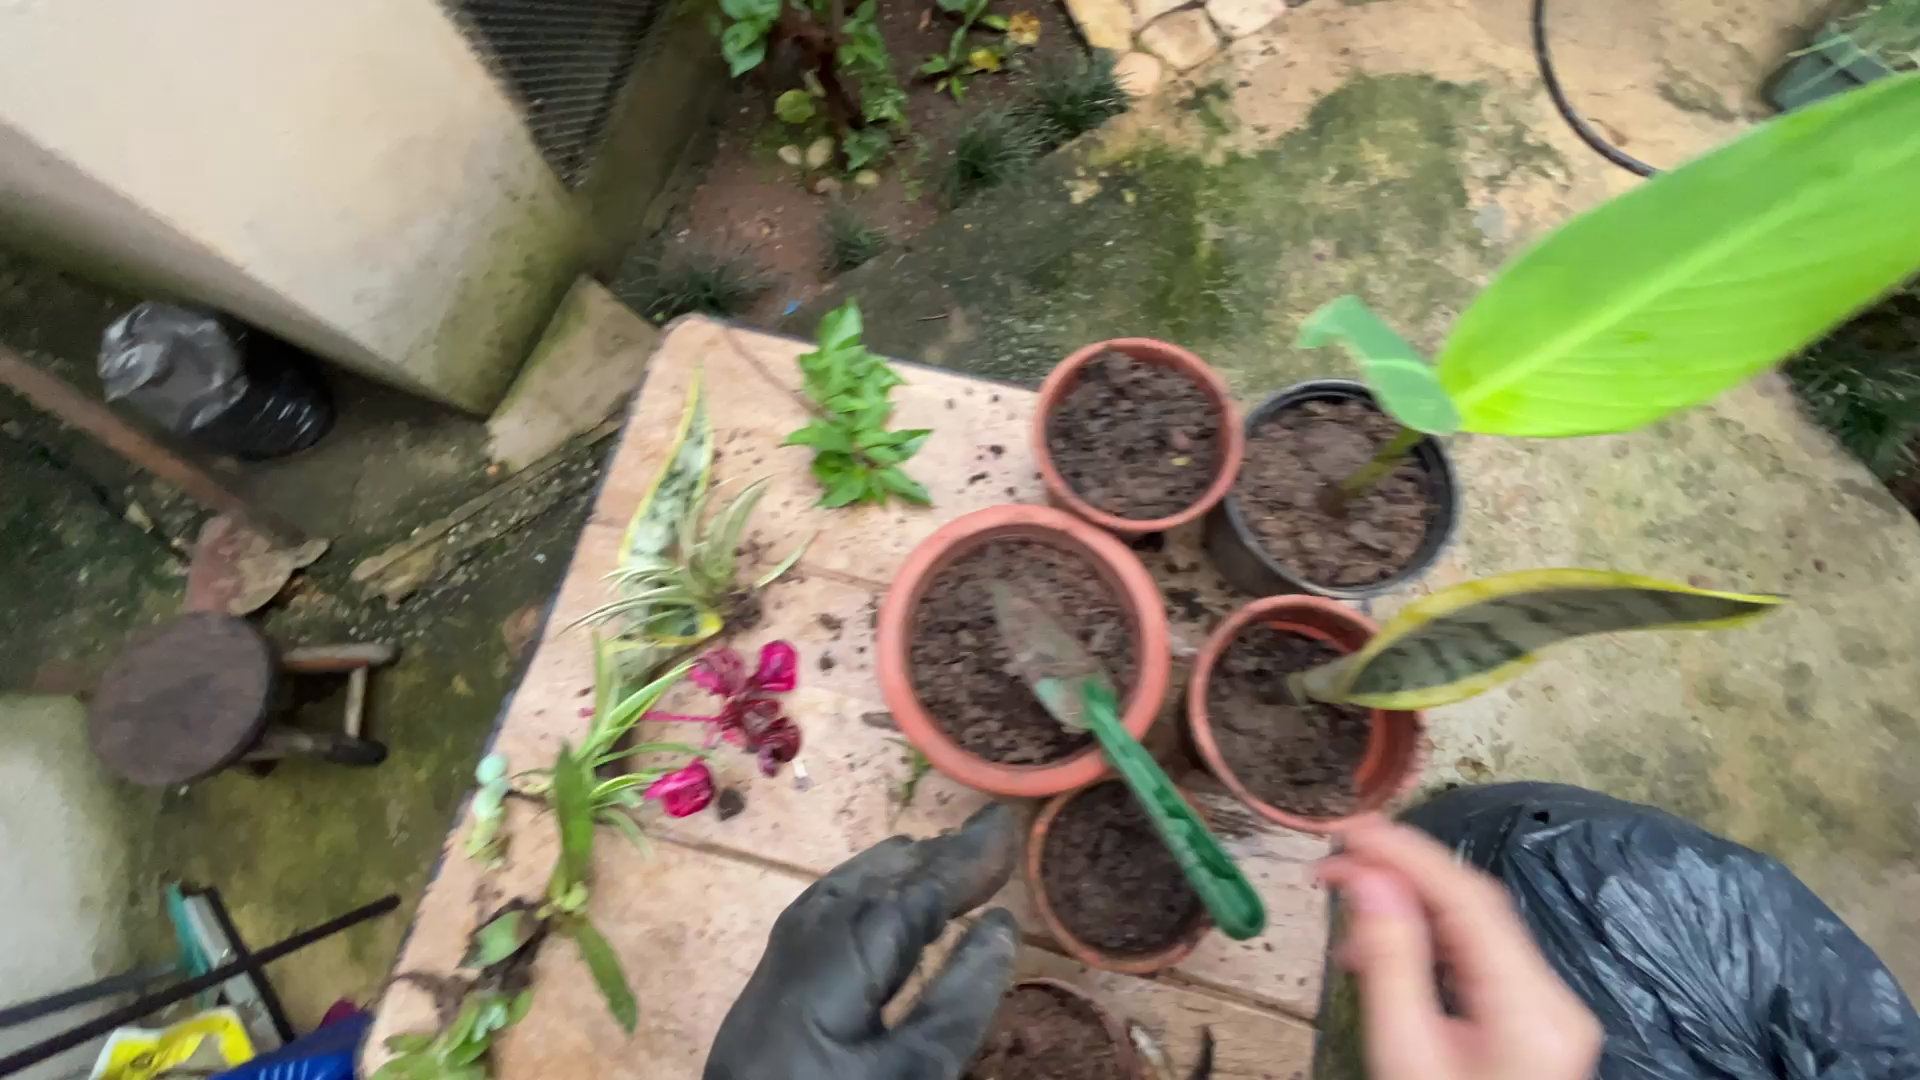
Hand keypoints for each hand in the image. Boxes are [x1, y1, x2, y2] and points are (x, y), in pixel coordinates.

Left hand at [704, 802, 1020, 1079]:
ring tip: (949, 849)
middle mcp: (799, 950)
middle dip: (937, 858)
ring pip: (849, 891)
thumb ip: (956, 1002)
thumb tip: (1001, 926)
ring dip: (903, 870)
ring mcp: (779, 963)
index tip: (1005, 832)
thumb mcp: (911, 1074)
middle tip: (990, 831)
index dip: (960, 864)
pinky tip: (888, 889)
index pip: (908, 899)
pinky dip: (869, 889)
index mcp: (830, 972)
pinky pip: (828, 910)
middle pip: (879, 886)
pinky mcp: (775, 982)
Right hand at [1319, 818, 1602, 1079]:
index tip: (1348, 828)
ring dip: (1402, 895)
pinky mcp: (1526, 1009)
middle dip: (1397, 866)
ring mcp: (1542, 1002)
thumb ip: (1388, 960)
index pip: (1466, 898)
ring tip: (1341, 898)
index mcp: (1527, 1008)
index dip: (1405, 851)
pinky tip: (1374, 943)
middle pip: (1470, 901)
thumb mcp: (1402, 1050)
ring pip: (1467, 918)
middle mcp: (1549, 996)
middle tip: (1332, 857)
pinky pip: (1469, 946)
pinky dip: (1418, 929)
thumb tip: (1366, 878)